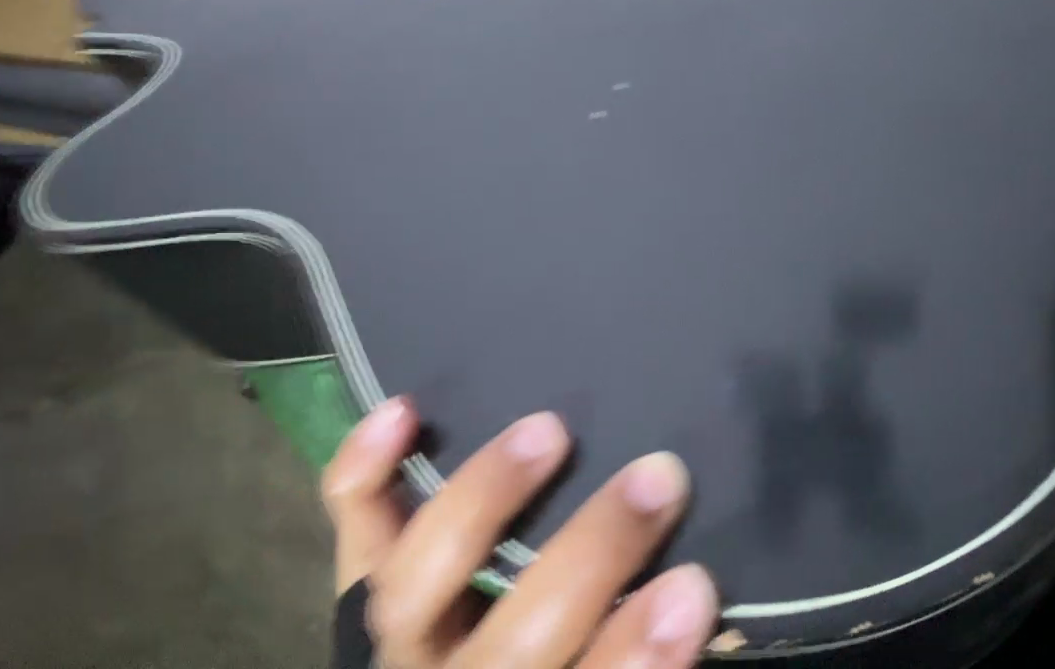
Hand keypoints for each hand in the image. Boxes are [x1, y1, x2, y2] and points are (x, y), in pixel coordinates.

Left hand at [322, 397, 718, 668]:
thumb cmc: (549, 659)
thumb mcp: (599, 659)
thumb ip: (638, 638)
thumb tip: (700, 586)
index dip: (639, 653)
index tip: (696, 586)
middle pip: (513, 642)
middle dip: (593, 555)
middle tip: (660, 476)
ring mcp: (394, 641)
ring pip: (417, 584)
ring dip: (487, 501)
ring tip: (549, 431)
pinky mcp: (361, 592)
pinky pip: (353, 535)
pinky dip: (367, 472)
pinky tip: (404, 410)